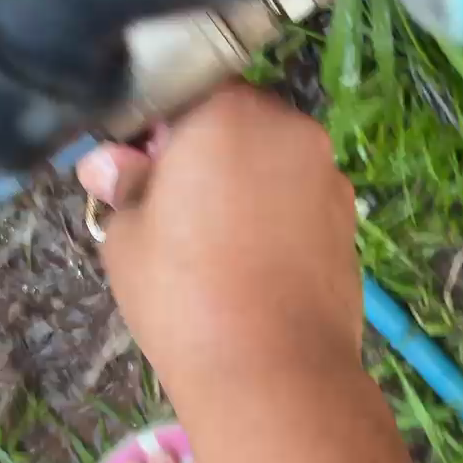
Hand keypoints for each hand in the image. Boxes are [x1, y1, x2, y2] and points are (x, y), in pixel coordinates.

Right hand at [76, 84, 362, 391]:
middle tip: (181, 212)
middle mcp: (292, 131)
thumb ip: (122, 185)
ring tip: (223, 249)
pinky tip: (261, 266)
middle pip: (240, 124)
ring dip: (249, 185)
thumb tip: (111, 163)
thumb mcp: (126, 236)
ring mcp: (330, 177)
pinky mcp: (351, 222)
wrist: (274, 370)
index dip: (162, 131)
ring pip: (276, 163)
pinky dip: (282, 218)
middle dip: (210, 154)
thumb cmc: (184, 295)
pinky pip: (304, 201)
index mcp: (230, 113)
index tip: (146, 173)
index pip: (189, 92)